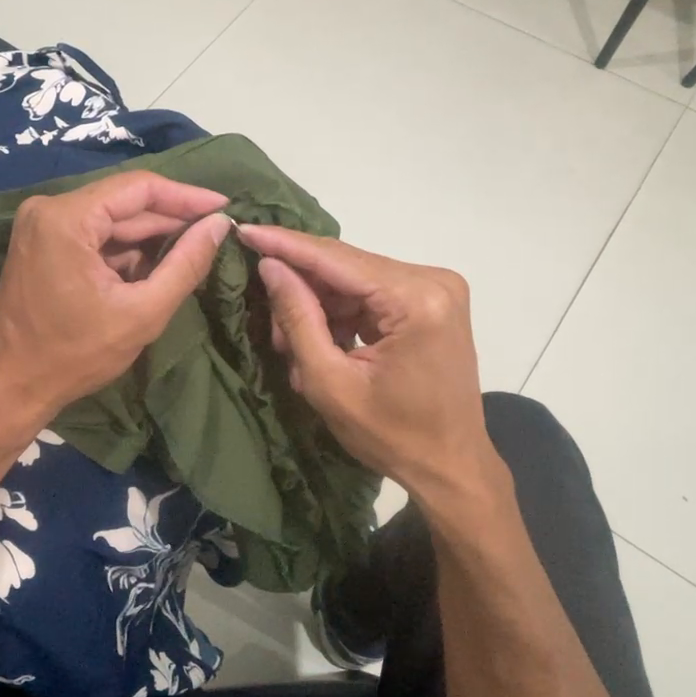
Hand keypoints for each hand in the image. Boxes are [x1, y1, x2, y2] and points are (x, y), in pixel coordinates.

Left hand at [0, 171, 230, 423]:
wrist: (15, 385)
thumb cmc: (76, 354)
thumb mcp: (142, 312)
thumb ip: (185, 265)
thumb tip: (220, 225)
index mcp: (65, 218)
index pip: (138, 188)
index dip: (186, 196)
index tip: (224, 205)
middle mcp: (48, 209)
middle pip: (123, 202)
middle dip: (170, 218)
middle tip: (216, 229)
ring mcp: (41, 225)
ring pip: (110, 219)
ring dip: (149, 236)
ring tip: (195, 247)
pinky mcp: (41, 243)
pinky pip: (93, 234)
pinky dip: (124, 250)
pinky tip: (157, 265)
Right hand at [240, 224, 507, 509]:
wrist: (451, 467)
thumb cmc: (391, 435)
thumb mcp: (330, 382)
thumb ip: (297, 318)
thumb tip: (270, 265)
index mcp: (417, 299)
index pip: (336, 259)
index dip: (285, 244)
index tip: (244, 230)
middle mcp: (433, 280)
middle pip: (345, 267)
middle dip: (300, 288)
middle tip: (269, 326)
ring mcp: (436, 289)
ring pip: (353, 280)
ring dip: (318, 306)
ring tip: (291, 346)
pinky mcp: (431, 301)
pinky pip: (370, 293)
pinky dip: (340, 314)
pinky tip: (320, 343)